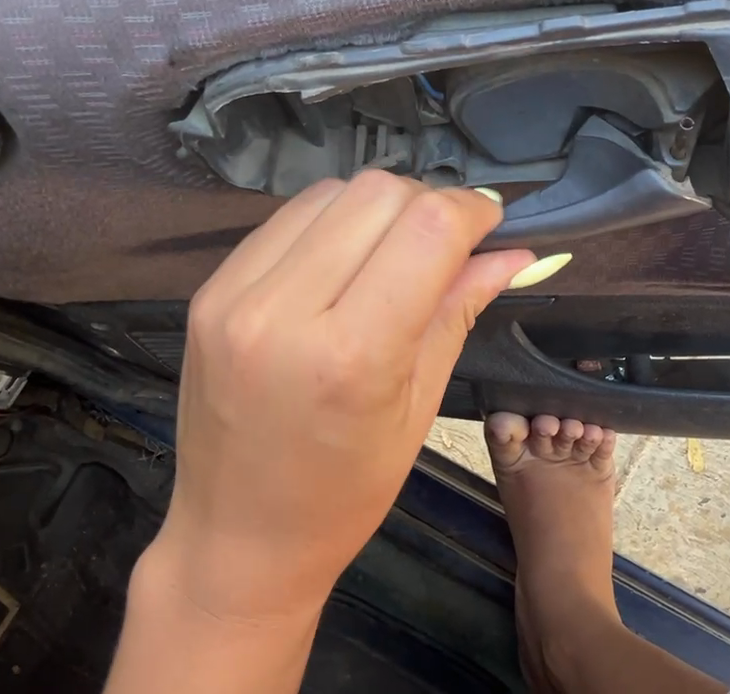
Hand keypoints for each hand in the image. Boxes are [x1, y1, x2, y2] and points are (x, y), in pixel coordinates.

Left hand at [111, 172, 551, 692]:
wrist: (236, 537)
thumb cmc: (345, 492)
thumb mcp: (421, 406)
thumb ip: (462, 309)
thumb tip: (518, 251)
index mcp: (352, 355)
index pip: (428, 228)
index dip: (473, 209)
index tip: (492, 222)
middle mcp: (285, 310)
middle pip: (379, 192)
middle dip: (429, 204)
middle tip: (445, 245)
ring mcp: (236, 294)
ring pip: (334, 191)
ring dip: (379, 208)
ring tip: (393, 253)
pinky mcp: (211, 288)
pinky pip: (289, 217)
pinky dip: (333, 221)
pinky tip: (346, 260)